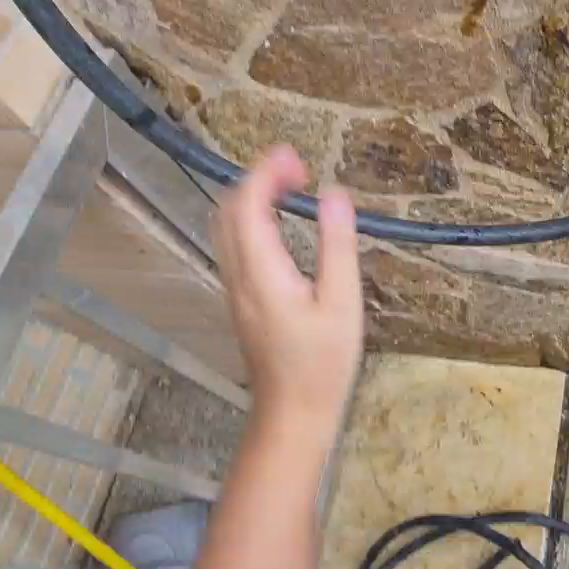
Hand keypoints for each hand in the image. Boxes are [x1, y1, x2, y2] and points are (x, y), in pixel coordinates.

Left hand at [212, 147, 362, 425]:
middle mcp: (238, 276)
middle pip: (227, 212)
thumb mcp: (343, 302)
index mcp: (261, 272)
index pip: (246, 206)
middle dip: (256, 178)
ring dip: (252, 197)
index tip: (295, 156)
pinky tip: (282, 222)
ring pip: (226, 228)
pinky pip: (235, 245)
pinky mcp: (243, 299)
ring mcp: (235, 289)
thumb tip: (335, 195)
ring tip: (292, 186)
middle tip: (298, 168)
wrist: (293, 412)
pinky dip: (253, 219)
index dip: (264, 172)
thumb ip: (337, 245)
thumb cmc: (324, 362)